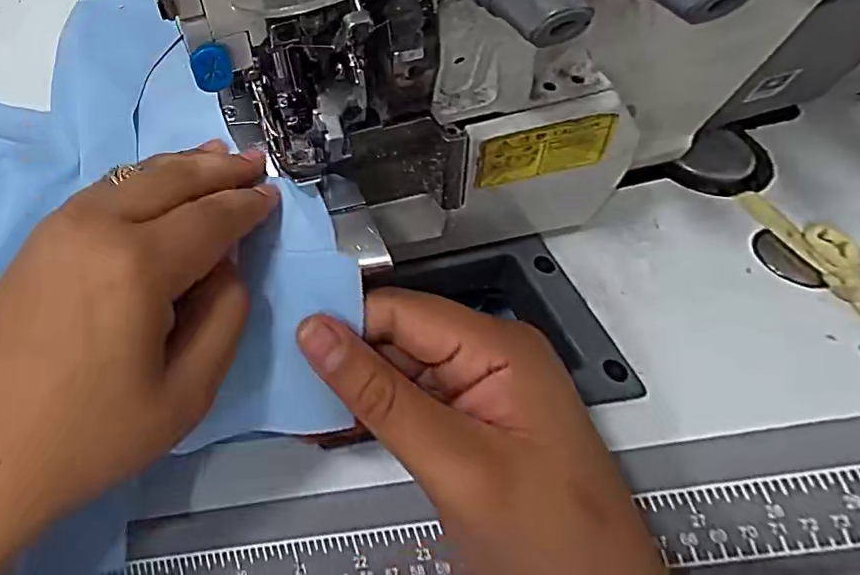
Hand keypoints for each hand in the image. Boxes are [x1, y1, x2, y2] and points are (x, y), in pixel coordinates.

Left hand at [0, 143, 275, 574]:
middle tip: (252, 160)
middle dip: (217, 168)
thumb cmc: (88, 432)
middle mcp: (99, 222)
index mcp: (137, 263)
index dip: (245, 205)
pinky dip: (142, 178)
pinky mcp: (43, 230)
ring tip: (214, 156)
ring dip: (179, 164)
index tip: (272, 194)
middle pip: (172, 178)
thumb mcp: (183, 395)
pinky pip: (106, 188)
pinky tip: (157, 183)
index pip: (209, 217)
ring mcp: (64, 220)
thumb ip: (222, 317)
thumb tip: (227, 262)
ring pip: (135, 174)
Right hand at [298, 289, 663, 574]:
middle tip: (297, 381)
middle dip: (344, 359)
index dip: (344, 324)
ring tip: (311, 408)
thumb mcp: (457, 466)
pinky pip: (401, 396)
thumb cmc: (562, 552)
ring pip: (390, 365)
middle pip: (390, 333)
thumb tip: (317, 333)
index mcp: (498, 348)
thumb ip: (379, 394)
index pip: (396, 309)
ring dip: (351, 388)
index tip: (297, 342)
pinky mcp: (462, 419)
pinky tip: (339, 423)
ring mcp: (474, 389)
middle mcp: (486, 357)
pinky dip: (369, 410)